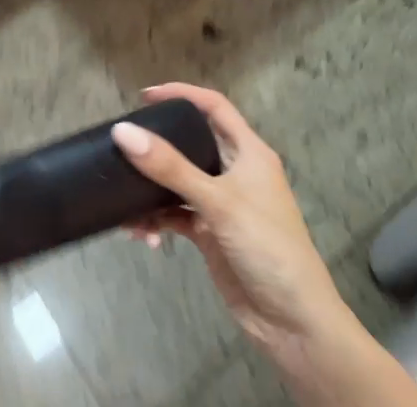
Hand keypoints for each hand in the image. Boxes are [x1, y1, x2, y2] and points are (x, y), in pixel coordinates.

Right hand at [114, 84, 416, 406]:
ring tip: (128, 212)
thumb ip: (171, 167)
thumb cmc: (267, 247)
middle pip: (190, 145)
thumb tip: (123, 131)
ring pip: (176, 184)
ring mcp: (221, 204)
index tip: (144, 97)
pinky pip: (174, 215)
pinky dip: (156, 221)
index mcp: (249, 153)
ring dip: (151, 194)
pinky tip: (144, 238)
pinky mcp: (210, 233)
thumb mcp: (219, 203)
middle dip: (157, 149)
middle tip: (123, 149)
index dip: (182, 95)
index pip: (214, 108)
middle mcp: (235, 172)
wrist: (293, 321)